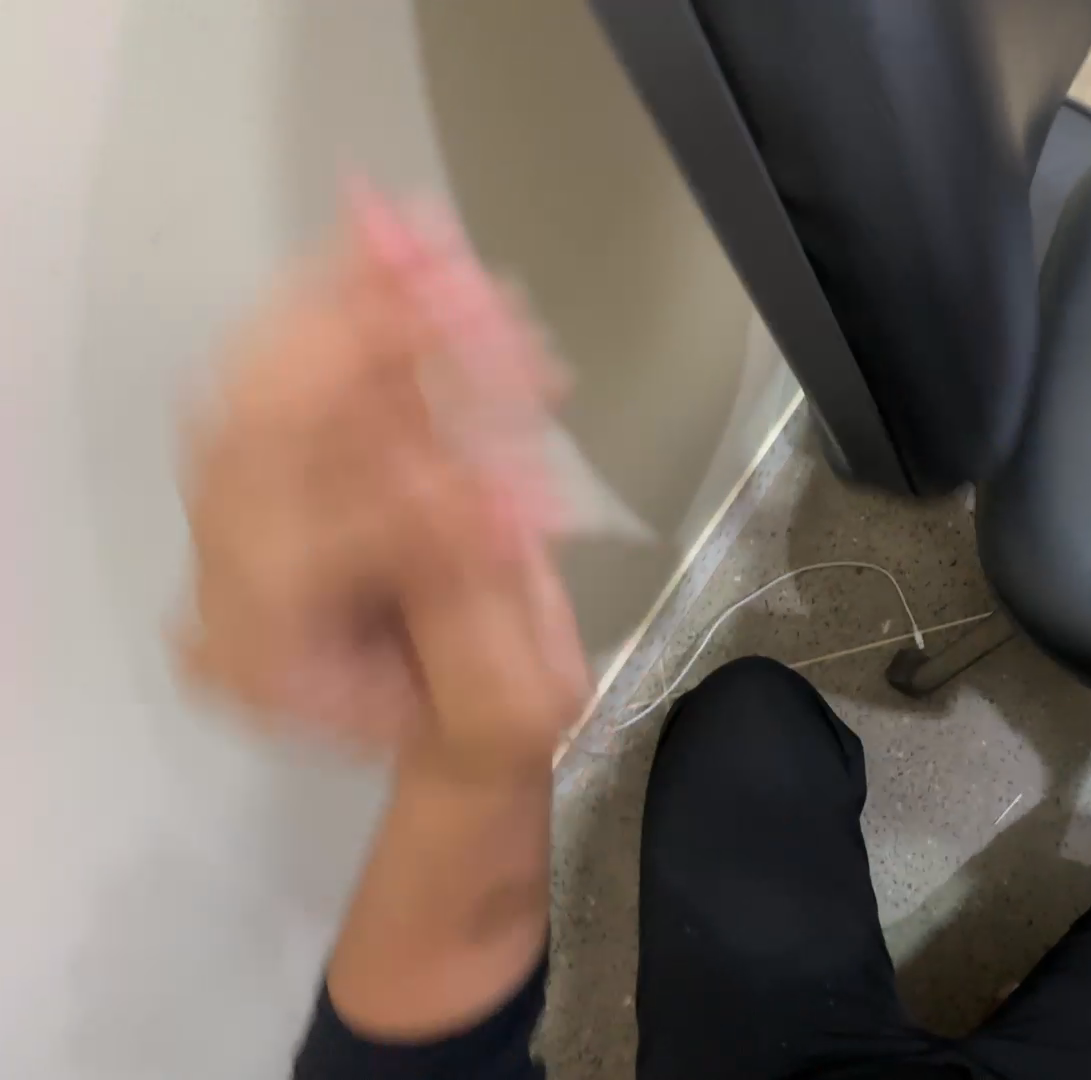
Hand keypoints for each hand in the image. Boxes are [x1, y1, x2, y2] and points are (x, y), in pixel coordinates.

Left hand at [175, 186, 585, 777]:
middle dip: (346, 344)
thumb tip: (482, 493)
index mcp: (266, 653)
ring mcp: (263, 522)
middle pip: (257, 440)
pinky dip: (372, 320)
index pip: (312, 549)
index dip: (416, 500)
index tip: (517, 473)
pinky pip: (329, 386)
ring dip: (355, 305)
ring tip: (413, 236)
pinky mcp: (314, 480)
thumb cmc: (487, 726)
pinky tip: (409, 267)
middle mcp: (234, 576)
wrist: (462, 725)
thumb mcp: (500, 696)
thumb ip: (472, 598)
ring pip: (280, 390)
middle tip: (414, 261)